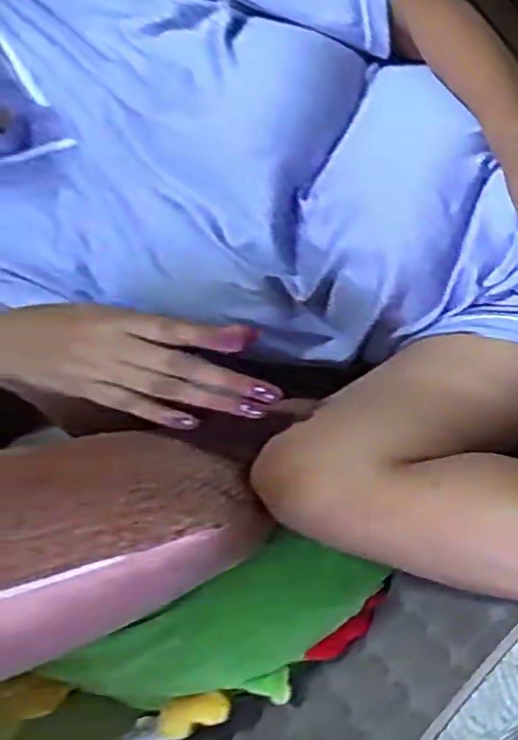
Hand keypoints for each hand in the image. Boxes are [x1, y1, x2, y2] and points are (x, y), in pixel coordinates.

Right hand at [0, 304, 278, 428]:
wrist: (2, 341)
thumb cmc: (76, 325)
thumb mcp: (120, 317)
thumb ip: (178, 329)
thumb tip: (244, 335)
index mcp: (123, 322)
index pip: (172, 328)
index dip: (210, 334)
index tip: (251, 339)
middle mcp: (117, 347)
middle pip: (179, 365)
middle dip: (228, 380)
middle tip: (270, 394)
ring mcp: (103, 371)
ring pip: (164, 388)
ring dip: (211, 401)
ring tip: (251, 411)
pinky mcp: (90, 392)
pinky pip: (129, 404)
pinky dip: (161, 413)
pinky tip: (194, 422)